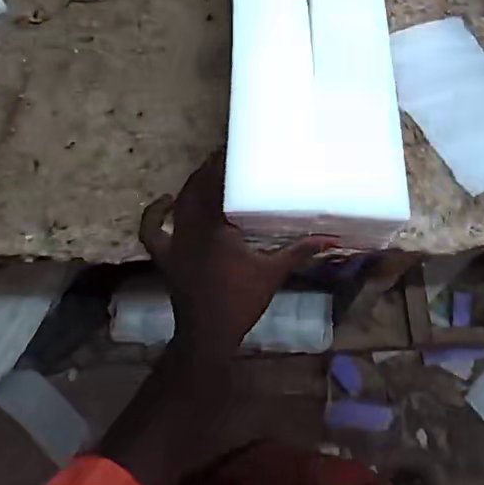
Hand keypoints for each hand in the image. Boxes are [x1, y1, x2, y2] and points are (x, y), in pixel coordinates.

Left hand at [138, 151, 335, 356]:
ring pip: (179, 204)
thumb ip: (300, 251)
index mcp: (217, 227)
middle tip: (224, 156)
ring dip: (189, 185)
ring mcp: (175, 242)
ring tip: (205, 171)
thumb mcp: (273, 273)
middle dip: (208, 170)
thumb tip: (331, 239)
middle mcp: (192, 228)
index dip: (222, 165)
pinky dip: (154, 214)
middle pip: (196, 189)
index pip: (217, 186)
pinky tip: (166, 201)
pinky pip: (151, 230)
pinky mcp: (165, 257)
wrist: (207, 334)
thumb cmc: (241, 301)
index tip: (233, 150)